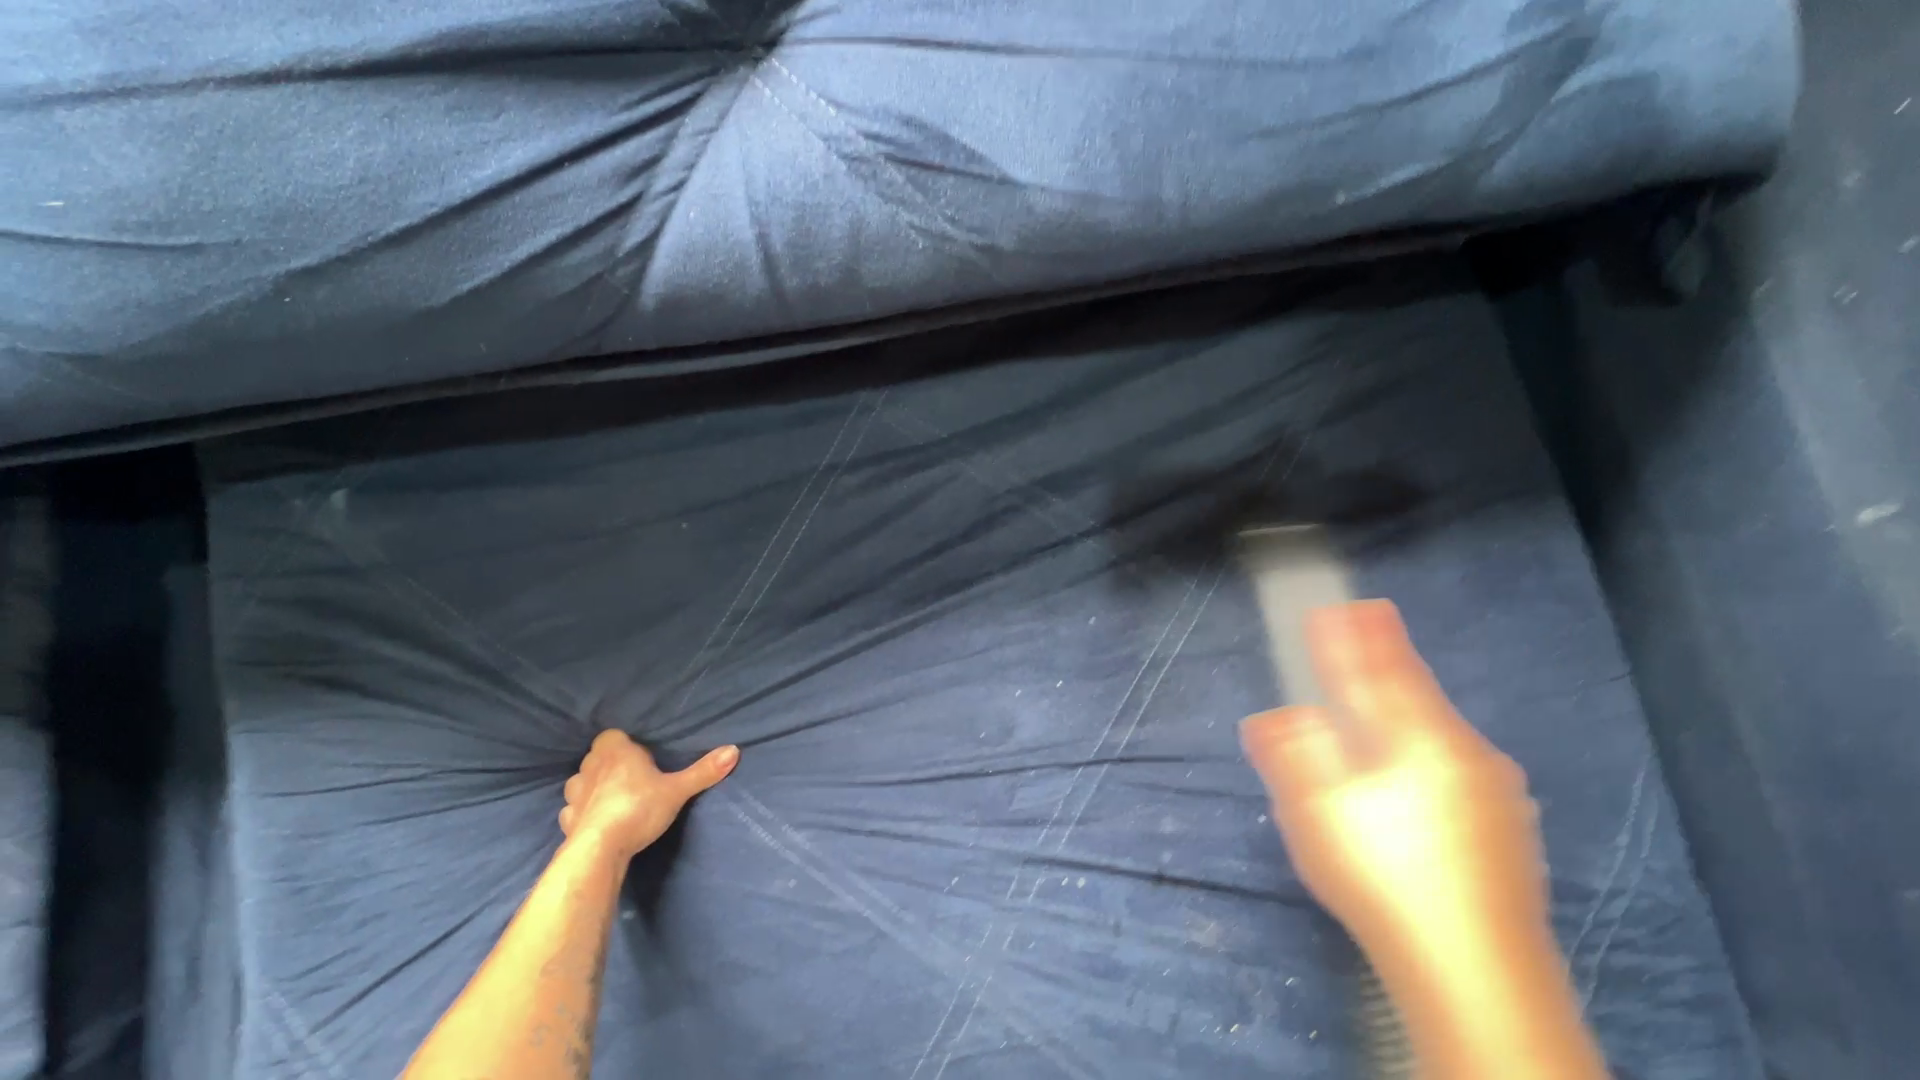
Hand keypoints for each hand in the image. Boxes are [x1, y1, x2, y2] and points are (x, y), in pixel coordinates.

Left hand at [559, 730, 738, 859]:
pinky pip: (574, 810)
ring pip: (581, 782)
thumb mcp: (677, 790)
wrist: (600, 849)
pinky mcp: (568, 821)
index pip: (612, 735)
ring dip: (593, 787)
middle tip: (633, 778)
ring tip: (613, 798)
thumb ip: (703, 771)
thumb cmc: (638, 808)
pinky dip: (584, 813)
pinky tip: (597, 822)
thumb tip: (734, 750)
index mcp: (615, 751)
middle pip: (597, 757)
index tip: (641, 757)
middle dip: (610, 764)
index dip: (624, 744)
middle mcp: (590, 767)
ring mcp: (575, 795)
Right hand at [1240, 600, 1546, 965]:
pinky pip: (1461, 767)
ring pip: (1442, 733)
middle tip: (1365, 628)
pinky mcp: (1511, 829)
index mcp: (1416, 739)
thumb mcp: (1317, 815)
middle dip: (1385, 661)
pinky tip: (1421, 779)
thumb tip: (1271, 714)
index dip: (1356, 636)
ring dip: (1409, 707)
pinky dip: (1431, 751)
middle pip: (1416, 694)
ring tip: (1385, 699)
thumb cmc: (1382, 880)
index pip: (1379, 670)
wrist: (1478, 972)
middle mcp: (1463, 751)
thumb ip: (1292, 755)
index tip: (1342, 603)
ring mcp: (1496, 791)